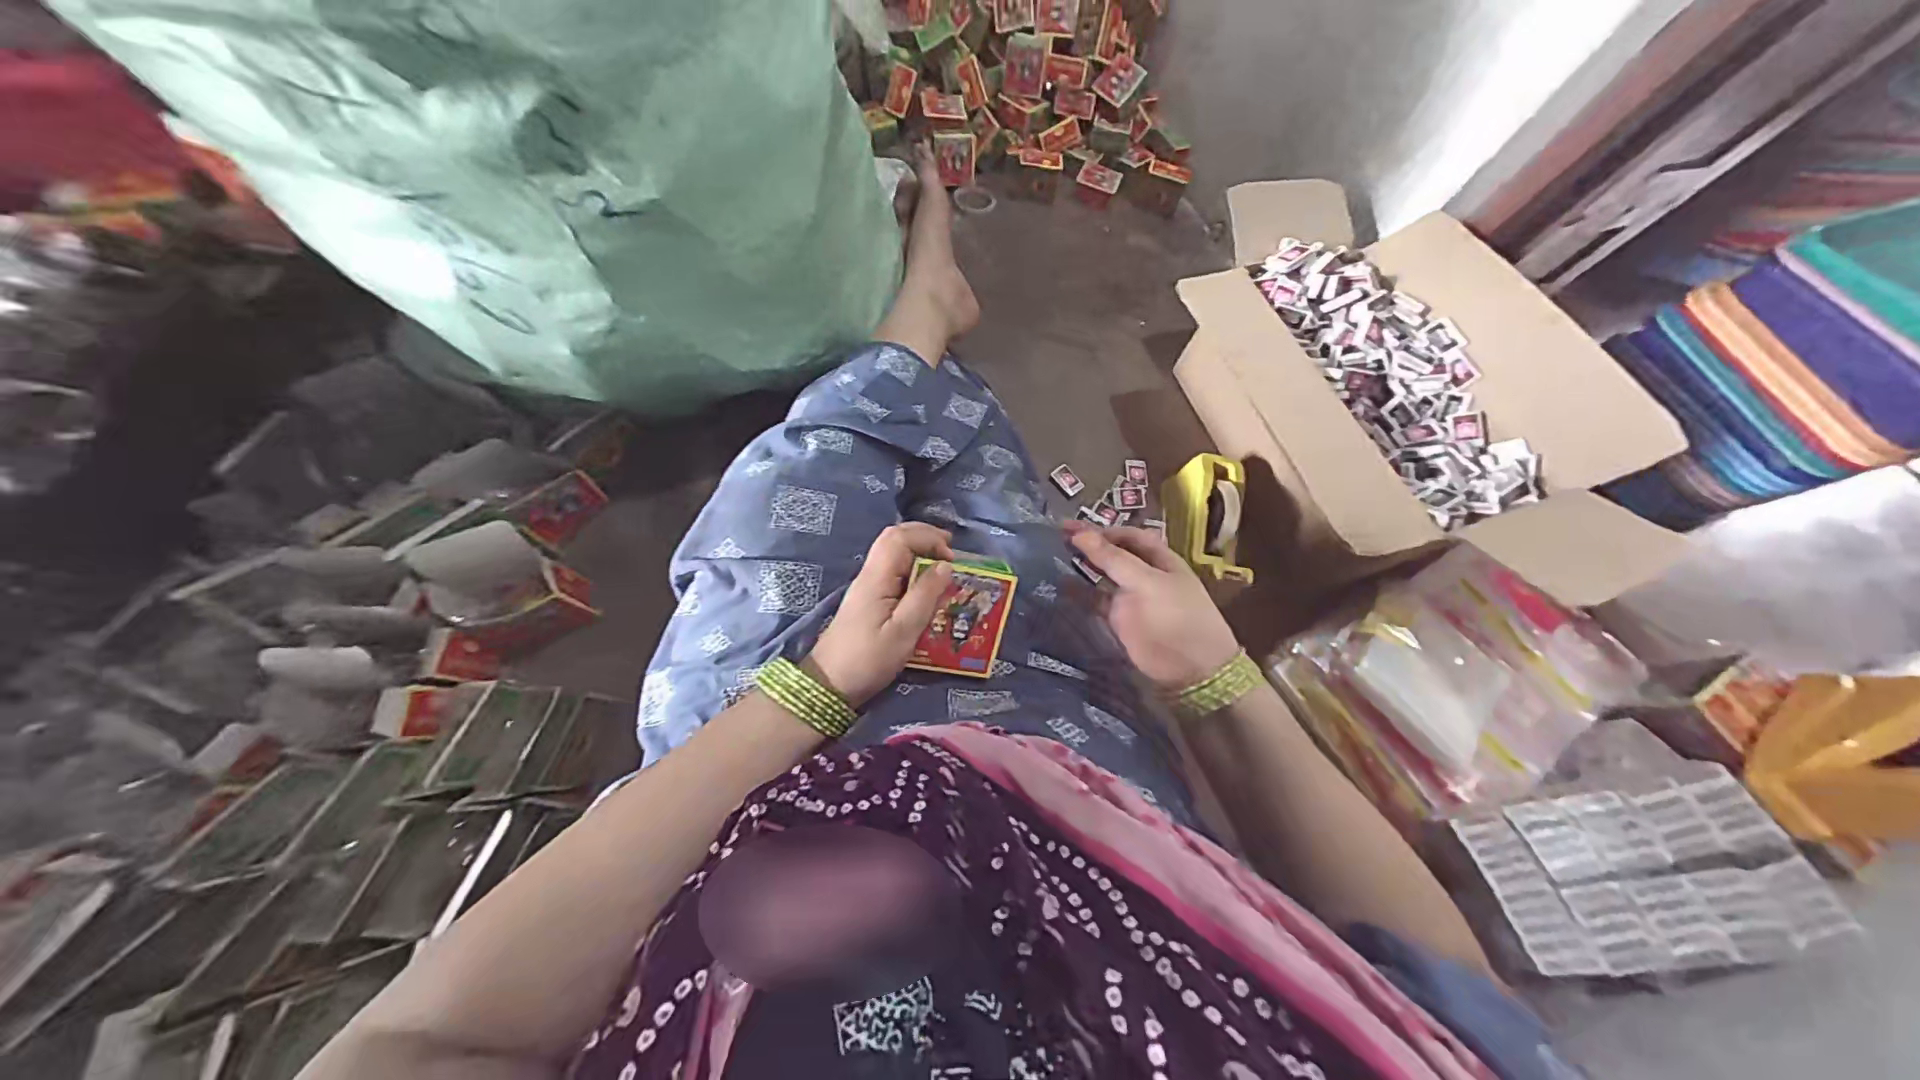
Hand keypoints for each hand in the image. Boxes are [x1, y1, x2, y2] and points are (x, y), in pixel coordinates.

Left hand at [808, 523, 955, 705]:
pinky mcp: (867, 600)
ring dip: (918, 549)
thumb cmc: (869, 659)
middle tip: (950, 548)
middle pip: (893, 538)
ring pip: (891, 553)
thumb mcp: (904, 631)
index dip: (928, 538)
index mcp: (877, 577)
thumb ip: (925, 596)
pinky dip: (911, 566)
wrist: (829, 683)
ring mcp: (866, 586)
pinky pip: (891, 570)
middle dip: (924, 536)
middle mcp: (869, 574)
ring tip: (942, 562)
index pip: (900, 538)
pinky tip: (924, 583)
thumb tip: (945, 566)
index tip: (952, 558)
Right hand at [1064, 522, 1241, 689]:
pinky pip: (1096, 601)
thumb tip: (1080, 534)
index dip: (1103, 530)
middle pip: (1113, 553)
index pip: (1128, 536)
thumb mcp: (1147, 582)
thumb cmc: (1176, 618)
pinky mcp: (1119, 620)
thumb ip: (1113, 559)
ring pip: (1102, 576)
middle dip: (1089, 545)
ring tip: (1052, 557)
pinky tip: (1060, 585)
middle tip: (1056, 538)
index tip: (1072, 528)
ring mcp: (1131, 598)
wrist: (1192, 670)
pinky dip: (1080, 593)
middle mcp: (1144, 574)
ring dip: (1081, 567)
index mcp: (1160, 560)